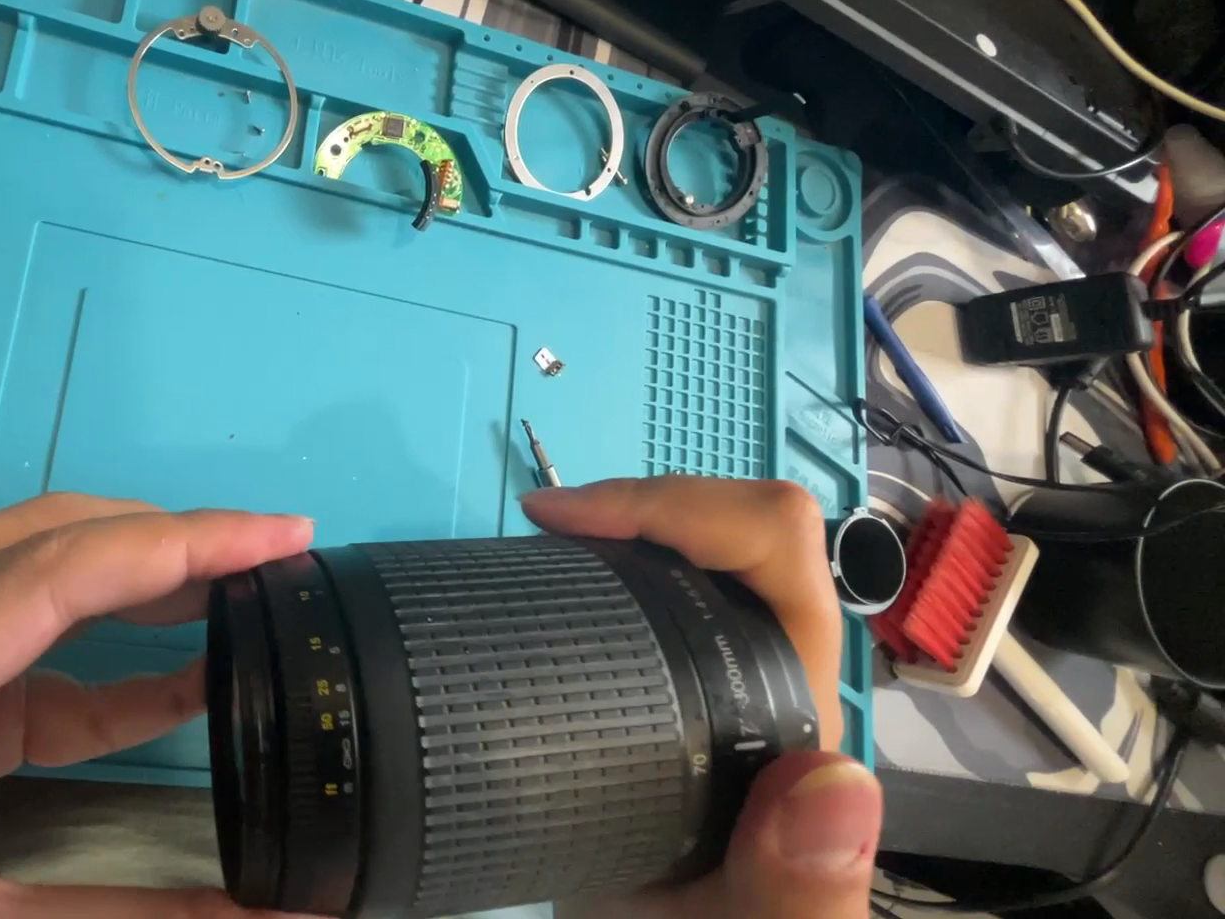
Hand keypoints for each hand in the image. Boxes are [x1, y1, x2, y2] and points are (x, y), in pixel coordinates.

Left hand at [0, 493, 316, 918]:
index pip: (49, 573)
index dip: (180, 543)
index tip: (281, 531)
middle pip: (38, 543)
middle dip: (165, 542)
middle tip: (269, 551)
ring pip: (27, 572)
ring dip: (135, 581)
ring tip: (237, 589)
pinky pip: (14, 647)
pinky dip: (99, 659)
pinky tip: (178, 680)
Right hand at [524, 477, 881, 918]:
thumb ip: (799, 897)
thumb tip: (833, 779)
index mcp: (790, 702)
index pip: (775, 549)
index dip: (676, 508)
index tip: (565, 522)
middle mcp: (760, 661)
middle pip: (730, 520)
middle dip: (639, 498)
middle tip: (545, 520)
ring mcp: (708, 653)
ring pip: (687, 536)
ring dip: (619, 512)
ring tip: (544, 529)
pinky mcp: (659, 654)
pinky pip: (641, 566)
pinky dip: (596, 540)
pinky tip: (549, 557)